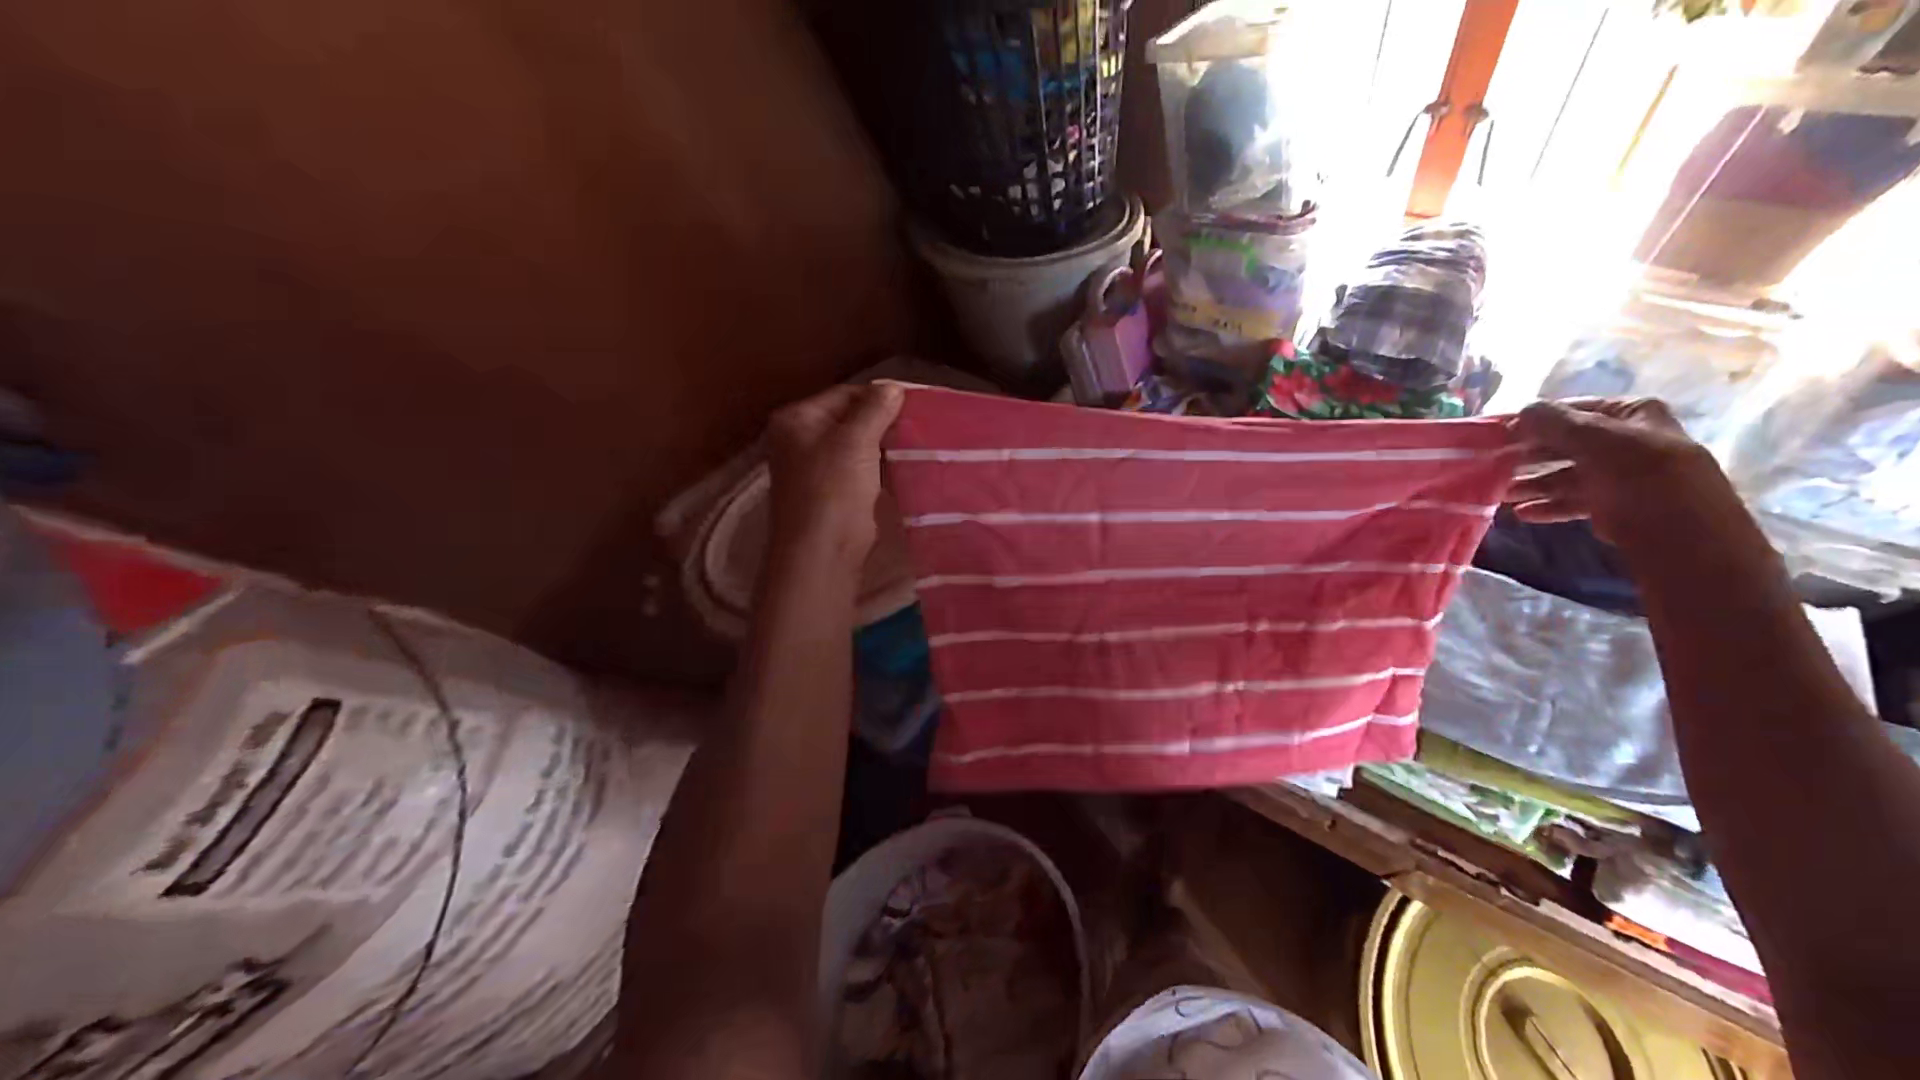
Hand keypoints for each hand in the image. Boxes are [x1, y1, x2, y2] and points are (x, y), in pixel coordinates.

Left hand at [764, 382, 904, 567]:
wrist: (821, 553)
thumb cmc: (833, 490)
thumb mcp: (855, 440)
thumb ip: (875, 409)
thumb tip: (893, 387)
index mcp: (796, 419)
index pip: (844, 394)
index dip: (879, 397)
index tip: (916, 402)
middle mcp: (799, 440)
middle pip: (849, 420)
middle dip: (883, 422)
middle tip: (920, 424)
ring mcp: (813, 470)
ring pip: (856, 447)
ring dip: (884, 447)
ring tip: (918, 444)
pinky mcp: (830, 496)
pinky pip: (859, 472)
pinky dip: (878, 470)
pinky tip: (903, 469)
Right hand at [1505, 397, 1742, 548]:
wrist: (1680, 533)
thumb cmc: (1641, 475)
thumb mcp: (1596, 439)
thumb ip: (1555, 422)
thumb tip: (1522, 410)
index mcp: (1633, 415)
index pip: (1574, 410)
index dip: (1535, 420)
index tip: (1498, 434)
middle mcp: (1629, 441)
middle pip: (1566, 444)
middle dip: (1529, 456)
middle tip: (1493, 466)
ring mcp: (1622, 475)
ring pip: (1566, 474)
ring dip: (1533, 484)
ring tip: (1502, 496)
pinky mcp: (1615, 505)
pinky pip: (1573, 500)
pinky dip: (1548, 505)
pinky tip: (1523, 514)